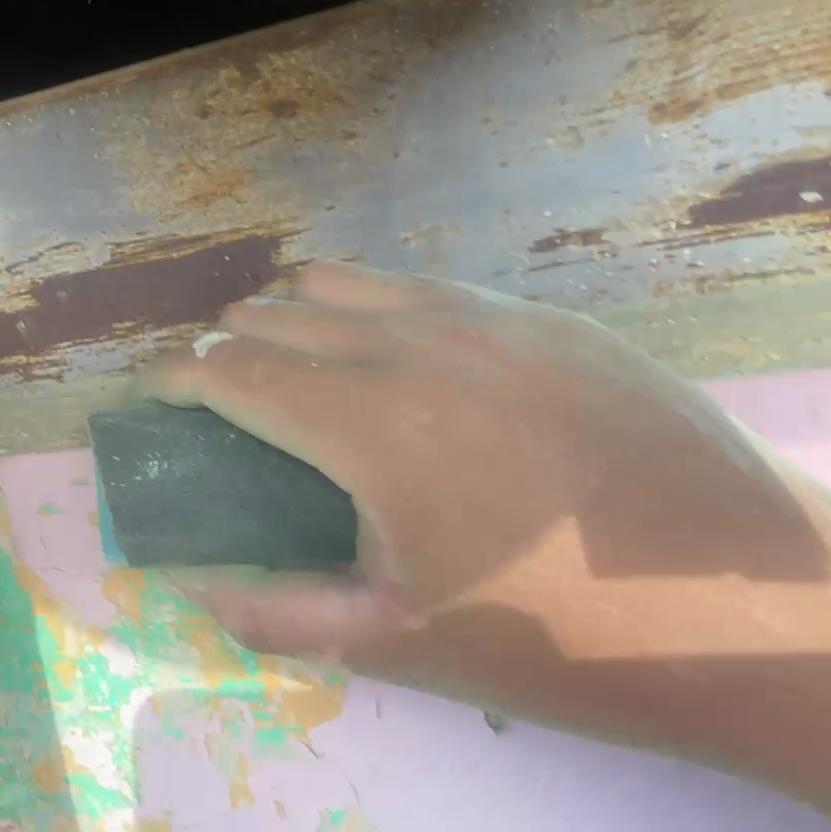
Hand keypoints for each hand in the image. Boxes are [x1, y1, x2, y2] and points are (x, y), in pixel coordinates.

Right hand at [141, 262, 830, 803]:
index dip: (174, 376)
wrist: (765, 613)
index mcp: (369, 426)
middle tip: (219, 393)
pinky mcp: (539, 316)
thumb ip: (275, 614)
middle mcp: (411, 348)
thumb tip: (189, 590)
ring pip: (331, 279)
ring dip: (283, 314)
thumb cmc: (562, 635)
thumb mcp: (401, 642)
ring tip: (287, 360)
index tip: (157, 394)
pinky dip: (359, 305)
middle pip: (266, 314)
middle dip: (219, 348)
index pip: (228, 370)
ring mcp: (482, 319)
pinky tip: (381, 352)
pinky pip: (408, 283)